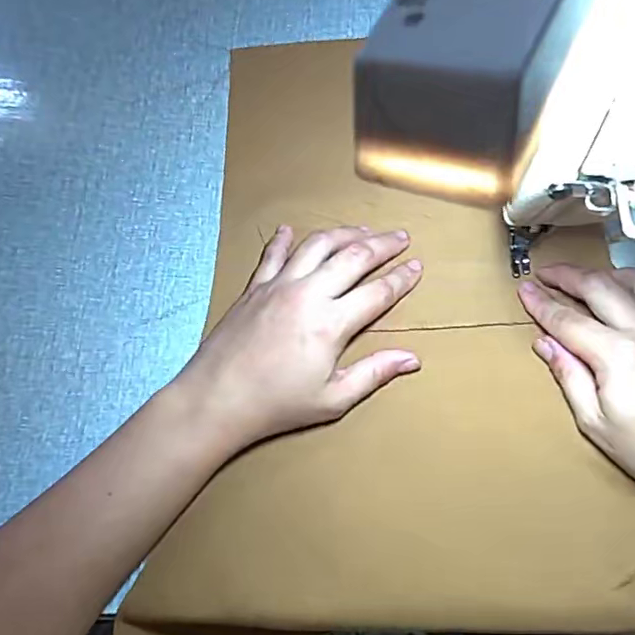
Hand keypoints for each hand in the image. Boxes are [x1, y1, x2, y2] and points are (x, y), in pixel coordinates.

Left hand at [169, 225, 423, 450]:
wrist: (216, 398)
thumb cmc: (278, 404)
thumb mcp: (333, 399)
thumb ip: (374, 374)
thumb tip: (412, 359)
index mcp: (332, 323)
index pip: (378, 292)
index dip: (402, 278)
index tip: (417, 266)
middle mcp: (308, 294)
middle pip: (353, 257)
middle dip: (382, 244)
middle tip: (400, 236)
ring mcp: (278, 286)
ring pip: (317, 246)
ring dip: (344, 233)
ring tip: (363, 230)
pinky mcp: (254, 288)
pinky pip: (273, 255)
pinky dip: (284, 240)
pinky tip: (291, 230)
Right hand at [517, 264, 634, 521]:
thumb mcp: (595, 423)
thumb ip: (569, 376)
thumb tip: (546, 344)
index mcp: (618, 355)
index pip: (568, 319)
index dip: (541, 303)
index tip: (525, 290)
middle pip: (600, 286)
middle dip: (568, 276)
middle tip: (549, 274)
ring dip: (611, 274)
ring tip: (594, 281)